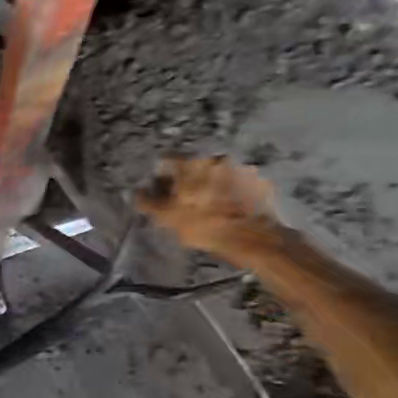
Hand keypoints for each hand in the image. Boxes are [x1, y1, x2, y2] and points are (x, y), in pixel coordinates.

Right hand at [135, 156, 285, 263]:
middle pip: (195, 166)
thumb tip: (137, 191)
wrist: (253, 239)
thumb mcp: (167, 217)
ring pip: (218, 174)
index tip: (161, 192)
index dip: (160, 176)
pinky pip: (239, 184)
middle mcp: (217, 158)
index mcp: (192, 163)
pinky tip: (231, 209)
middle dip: (188, 180)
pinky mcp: (261, 182)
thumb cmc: (203, 225)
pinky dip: (232, 192)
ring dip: (212, 185)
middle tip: (186, 201)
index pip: (167, 160)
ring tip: (211, 207)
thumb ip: (147, 202)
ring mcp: (242, 168)